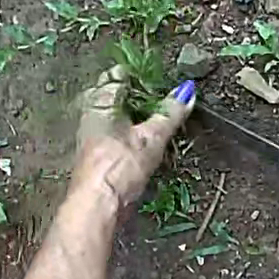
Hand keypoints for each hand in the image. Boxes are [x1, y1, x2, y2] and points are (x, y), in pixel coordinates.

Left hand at [72, 70, 195, 209]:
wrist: (98, 206)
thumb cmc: (119, 167)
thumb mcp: (151, 137)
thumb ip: (169, 114)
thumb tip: (187, 91)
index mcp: (101, 103)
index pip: (116, 76)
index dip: (136, 73)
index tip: (156, 74)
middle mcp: (91, 116)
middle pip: (112, 96)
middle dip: (134, 94)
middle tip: (158, 94)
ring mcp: (91, 138)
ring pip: (113, 117)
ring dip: (132, 116)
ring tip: (154, 116)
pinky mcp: (97, 158)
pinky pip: (114, 136)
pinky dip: (129, 134)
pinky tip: (142, 142)